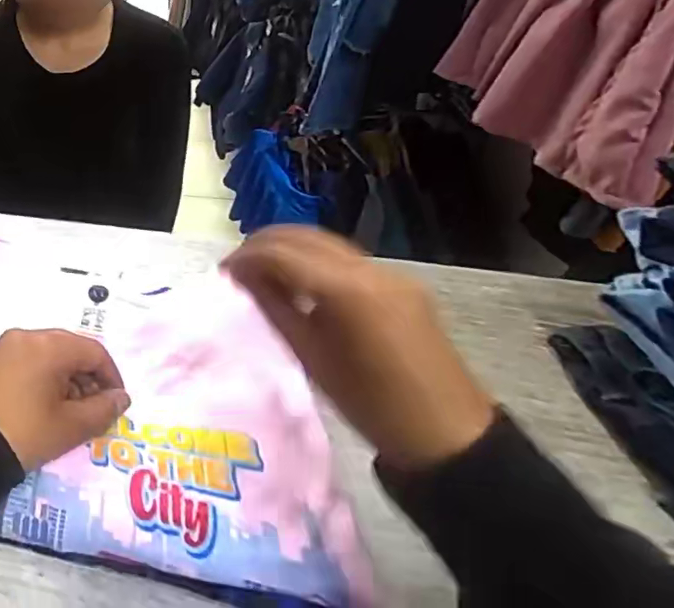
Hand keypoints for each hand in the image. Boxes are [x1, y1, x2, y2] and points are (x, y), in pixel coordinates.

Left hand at [0, 329, 131, 470]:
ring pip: (50, 355)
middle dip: (89, 378)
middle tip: (95, 409)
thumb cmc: (23, 434)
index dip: (111, 376)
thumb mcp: (68, 427)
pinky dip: (45, 379)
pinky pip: (30, 361)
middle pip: (71, 349)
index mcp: (49, 345)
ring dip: (67, 379)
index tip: (116, 402)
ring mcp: (7, 347)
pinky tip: (47, 407)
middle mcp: (28, 336)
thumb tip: (121, 399)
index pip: (94, 351)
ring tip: (71, 412)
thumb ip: (102, 410)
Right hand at [222, 226, 496, 471]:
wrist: (449, 436)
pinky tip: (304, 283)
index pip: (284, 253)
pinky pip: (348, 259)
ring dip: (291, 249)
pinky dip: (318, 261)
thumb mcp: (314, 360)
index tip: (224, 272)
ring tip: (264, 272)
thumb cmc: (372, 408)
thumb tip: (245, 279)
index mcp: (347, 289)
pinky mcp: (402, 282)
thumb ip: (277, 309)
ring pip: (327, 242)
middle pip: (305, 236)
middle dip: (266, 244)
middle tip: (238, 267)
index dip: (248, 257)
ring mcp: (390, 271)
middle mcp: (369, 267)